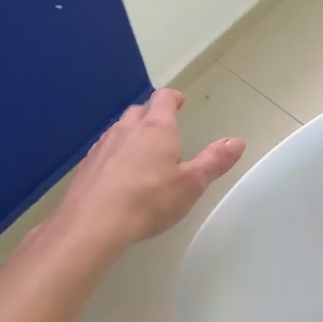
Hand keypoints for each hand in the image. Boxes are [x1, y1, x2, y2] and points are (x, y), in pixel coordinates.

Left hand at [51, 88, 245, 251]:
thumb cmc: (149, 201)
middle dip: (151, 115)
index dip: (172, 98)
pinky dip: (112, 156)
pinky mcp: (85, 167)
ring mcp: (102, 146)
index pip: (163, 99)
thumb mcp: (191, 184)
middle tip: (162, 129)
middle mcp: (126, 130)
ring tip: (140, 152)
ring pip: (118, 130)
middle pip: (138, 111)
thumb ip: (214, 161)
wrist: (92, 223)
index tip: (179, 102)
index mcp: (156, 128)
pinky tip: (116, 176)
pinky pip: (102, 152)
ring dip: (130, 135)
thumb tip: (237, 141)